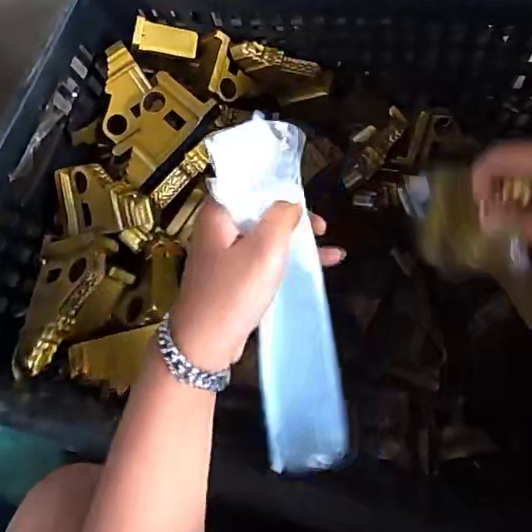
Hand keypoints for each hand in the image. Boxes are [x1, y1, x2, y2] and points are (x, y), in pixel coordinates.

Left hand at [167, 202, 342, 370]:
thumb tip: (290, 201)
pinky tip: (317, 268)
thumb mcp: (265, 248)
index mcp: (217, 213)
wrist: (204, 345)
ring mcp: (223, 254)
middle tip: (320, 228)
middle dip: (292, 218)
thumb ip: (281, 217)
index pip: (249, 186)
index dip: (279, 189)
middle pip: (259, 211)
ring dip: (294, 241)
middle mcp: (216, 228)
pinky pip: (262, 259)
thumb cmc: (233, 292)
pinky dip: (286, 261)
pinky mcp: (231, 277)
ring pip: (264, 237)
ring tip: (327, 248)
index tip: (305, 200)